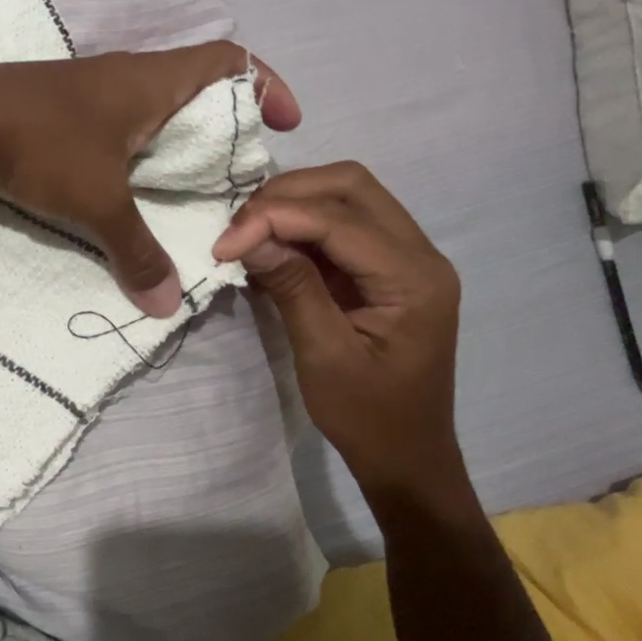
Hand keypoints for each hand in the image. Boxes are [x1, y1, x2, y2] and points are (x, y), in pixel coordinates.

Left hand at [0, 42, 299, 316]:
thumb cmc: (39, 144)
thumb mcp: (95, 201)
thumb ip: (136, 250)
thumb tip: (168, 303)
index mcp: (149, 80)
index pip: (227, 59)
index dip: (265, 83)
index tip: (282, 123)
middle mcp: (122, 74)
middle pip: (191, 85)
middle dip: (219, 123)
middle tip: (231, 171)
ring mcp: (83, 88)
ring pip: (146, 105)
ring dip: (170, 138)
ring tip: (181, 185)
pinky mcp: (52, 107)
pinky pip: (111, 120)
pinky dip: (129, 146)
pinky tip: (121, 182)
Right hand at [211, 162, 460, 489]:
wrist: (406, 455)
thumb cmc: (367, 415)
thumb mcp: (323, 355)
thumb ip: (292, 288)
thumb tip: (248, 237)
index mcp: (413, 278)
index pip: (338, 219)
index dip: (274, 218)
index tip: (221, 245)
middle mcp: (420, 254)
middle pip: (351, 185)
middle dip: (286, 195)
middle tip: (236, 229)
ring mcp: (407, 258)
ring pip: (348, 196)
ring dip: (293, 203)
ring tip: (247, 233)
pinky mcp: (387, 269)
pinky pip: (344, 223)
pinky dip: (302, 224)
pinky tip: (269, 245)